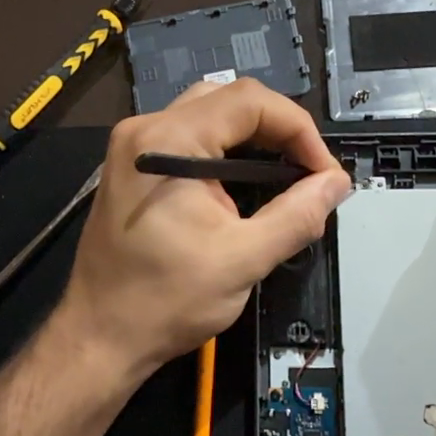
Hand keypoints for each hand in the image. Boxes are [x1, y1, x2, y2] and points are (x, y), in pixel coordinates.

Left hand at [55, 79, 351, 382]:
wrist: (100, 336)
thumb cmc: (164, 301)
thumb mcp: (243, 259)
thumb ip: (296, 215)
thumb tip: (336, 184)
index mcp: (168, 141)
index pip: (250, 101)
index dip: (298, 129)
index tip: (323, 174)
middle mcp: (146, 129)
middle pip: (229, 99)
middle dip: (278, 130)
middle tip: (306, 172)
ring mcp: (134, 147)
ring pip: (209, 114)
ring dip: (252, 140)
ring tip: (283, 179)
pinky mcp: (132, 167)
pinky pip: (188, 137)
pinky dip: (225, 152)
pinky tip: (245, 186)